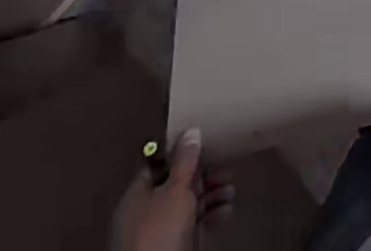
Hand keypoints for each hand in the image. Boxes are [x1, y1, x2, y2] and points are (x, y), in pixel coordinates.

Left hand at [110, 128, 234, 250]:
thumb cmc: (160, 230)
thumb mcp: (175, 190)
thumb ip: (185, 161)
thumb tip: (191, 130)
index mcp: (140, 193)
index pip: (161, 165)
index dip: (184, 154)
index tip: (207, 145)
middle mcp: (149, 210)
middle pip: (180, 184)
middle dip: (206, 176)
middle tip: (227, 171)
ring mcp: (163, 231)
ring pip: (191, 204)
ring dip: (213, 195)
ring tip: (231, 191)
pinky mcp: (177, 247)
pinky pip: (196, 225)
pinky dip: (212, 216)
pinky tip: (227, 211)